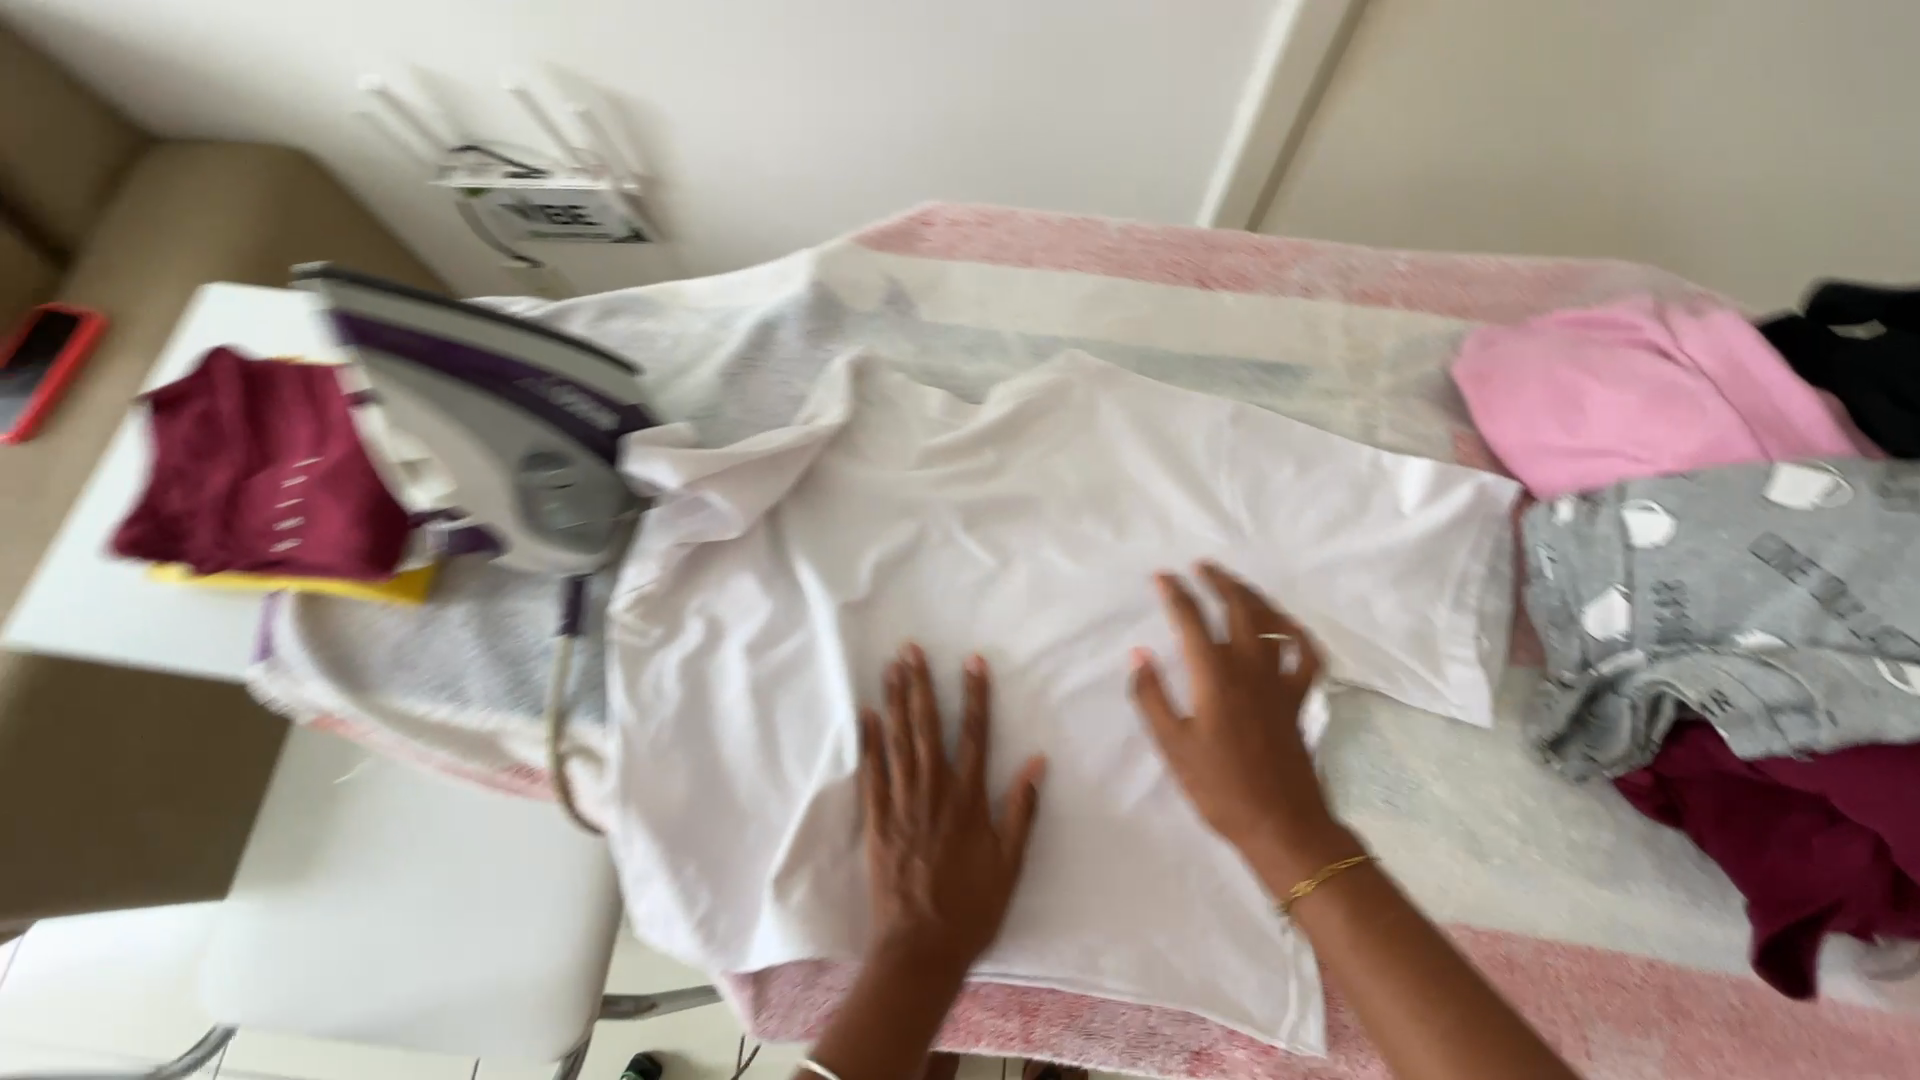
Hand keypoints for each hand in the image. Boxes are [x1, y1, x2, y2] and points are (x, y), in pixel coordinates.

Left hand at [859, 644, 1046, 971]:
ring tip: (890, 667)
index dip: (975, 696)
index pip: (975, 736)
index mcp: (968, 801)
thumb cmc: (971, 908)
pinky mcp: (877, 821)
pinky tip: (865, 714)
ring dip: (894, 701)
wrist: (920, 949)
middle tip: (912, 648)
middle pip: (928, 728)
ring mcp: (901, 804)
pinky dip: (868, 742)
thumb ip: (1020, 811)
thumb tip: (1035, 762)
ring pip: (898, 742)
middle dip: (921, 685)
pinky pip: (872, 774)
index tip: (973, 662)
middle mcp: (934, 793)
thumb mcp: (1010, 865)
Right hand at [1128, 563, 1343, 868]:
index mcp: (1214, 677)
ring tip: (1235, 583)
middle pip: (1237, 609)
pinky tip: (1287, 626)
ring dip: (1253, 596)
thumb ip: (1152, 696)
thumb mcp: (1172, 745)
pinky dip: (1298, 634)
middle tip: (1200, 566)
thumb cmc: (1218, 788)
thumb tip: (1139, 654)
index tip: (1161, 577)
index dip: (1175, 593)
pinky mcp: (1299, 699)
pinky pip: (1306, 655)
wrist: (1281, 824)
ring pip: (1272, 623)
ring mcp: (1280, 681)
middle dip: (1218, 581)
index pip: (1191, 620)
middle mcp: (1250, 668)